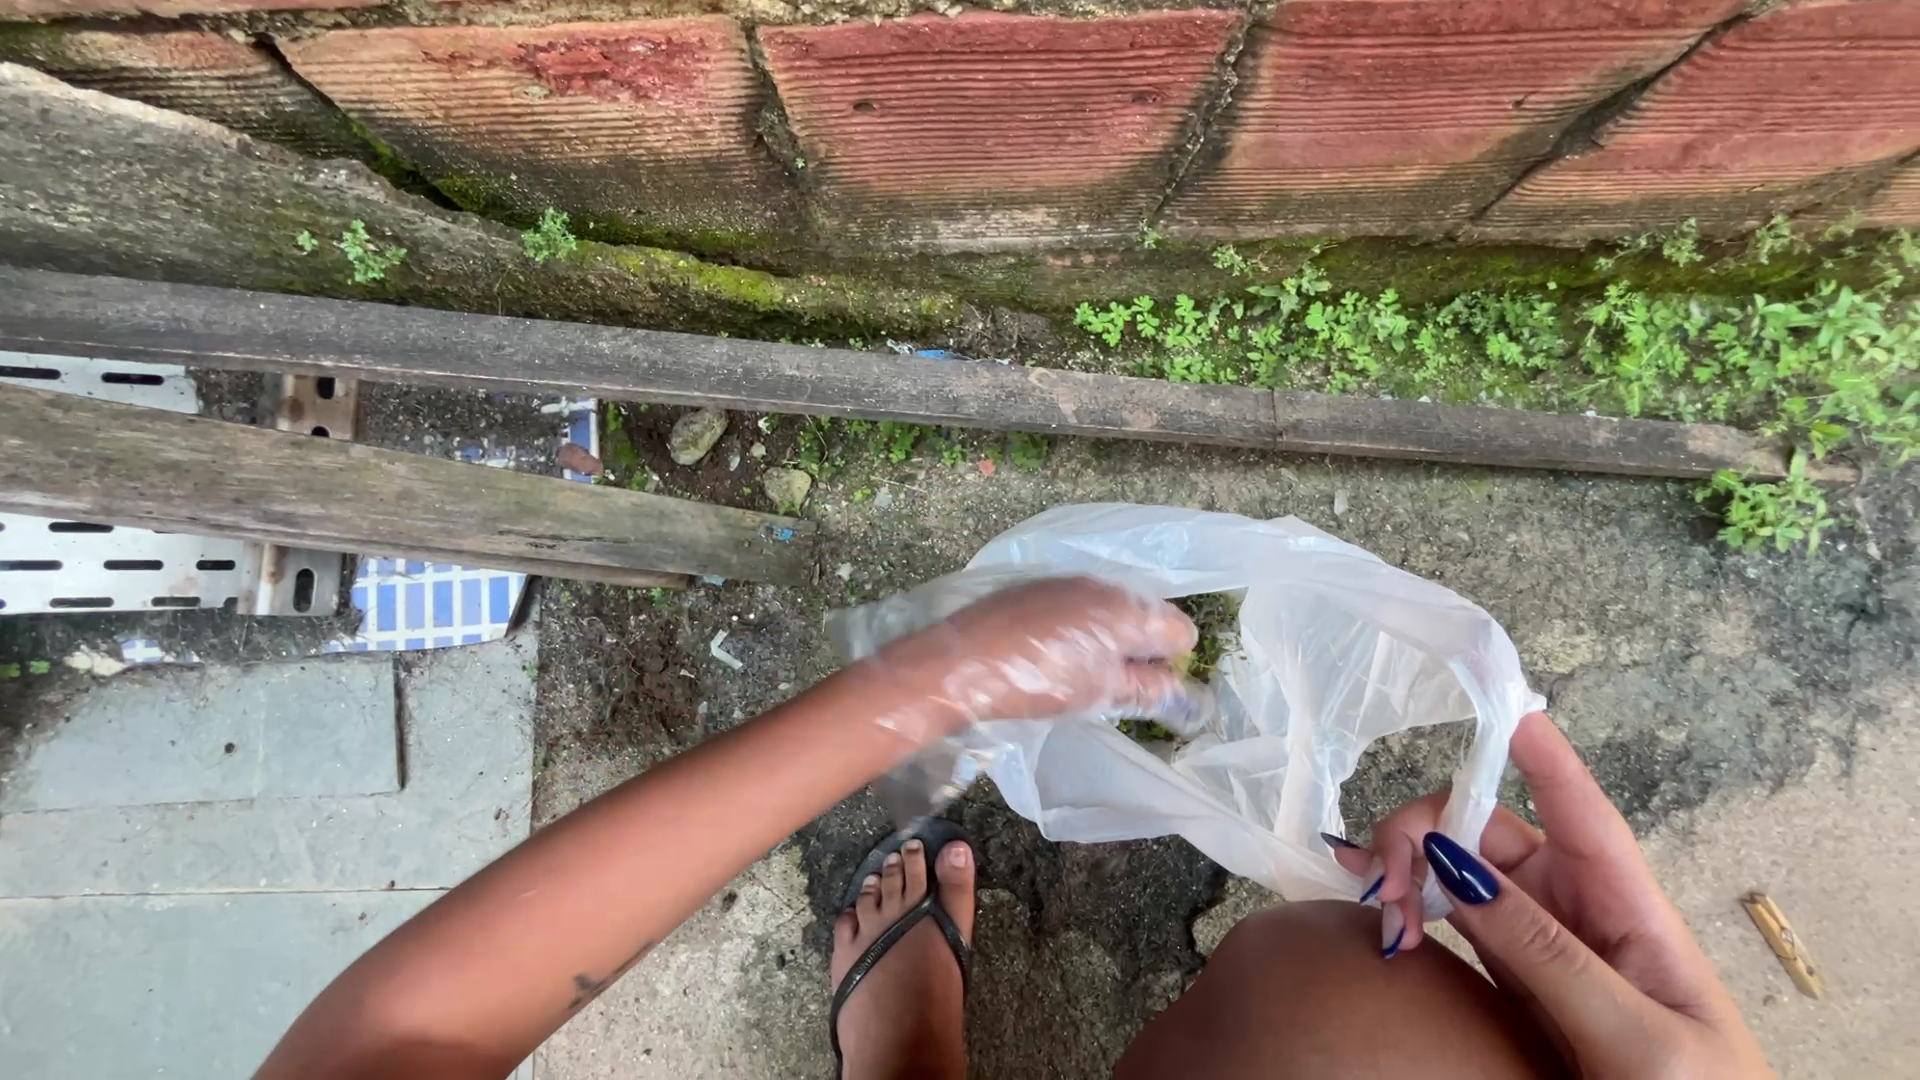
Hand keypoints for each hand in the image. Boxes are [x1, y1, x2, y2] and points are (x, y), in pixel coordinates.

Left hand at [865, 576, 1199, 736]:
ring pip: (1112, 606)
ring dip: (1110, 634)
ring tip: (1082, 668)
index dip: (1173, 660)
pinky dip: (1080, 623)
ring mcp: (1070, 581)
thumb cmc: (1037, 680)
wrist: (963, 659)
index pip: (1180, 629)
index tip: (1149, 683)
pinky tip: (1054, 649)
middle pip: (1147, 614)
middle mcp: (1104, 585)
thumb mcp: (1098, 693)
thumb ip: (1146, 688)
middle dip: (1143, 646)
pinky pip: (1079, 601)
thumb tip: (1177, 688)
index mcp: (1127, 611)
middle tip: (1116, 679)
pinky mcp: (1040, 584)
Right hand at [1334, 713, 1772, 1078]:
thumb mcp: (1634, 1036)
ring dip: (1403, 870)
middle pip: (1480, 827)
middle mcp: (1571, 898)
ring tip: (1379, 911)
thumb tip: (1450, 858)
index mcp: (1624, 902)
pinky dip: (1403, 898)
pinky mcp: (1504, 959)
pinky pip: (1442, 905)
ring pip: (1449, 861)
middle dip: (1420, 837)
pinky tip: (1375, 902)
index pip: (1575, 804)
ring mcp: (1533, 927)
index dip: (1534, 747)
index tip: (1494, 697)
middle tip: (1386, 887)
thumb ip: (1543, 949)